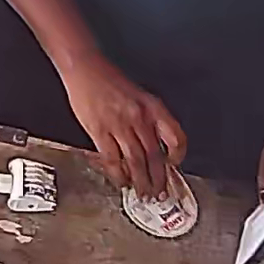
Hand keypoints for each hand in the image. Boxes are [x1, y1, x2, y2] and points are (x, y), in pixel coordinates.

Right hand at [60, 59, 186, 198]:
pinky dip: (118, 175)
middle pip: (154, 155)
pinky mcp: (100, 131)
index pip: (175, 136)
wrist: (85, 69)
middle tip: (160, 193)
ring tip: (143, 194)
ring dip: (141, 182)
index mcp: (152, 107)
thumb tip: (154, 146)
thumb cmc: (109, 81)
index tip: (174, 165)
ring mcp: (119, 125)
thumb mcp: (139, 95)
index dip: (178, 155)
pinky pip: (113, 160)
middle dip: (159, 179)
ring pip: (136, 162)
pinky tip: (121, 182)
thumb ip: (148, 118)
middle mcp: (139, 117)